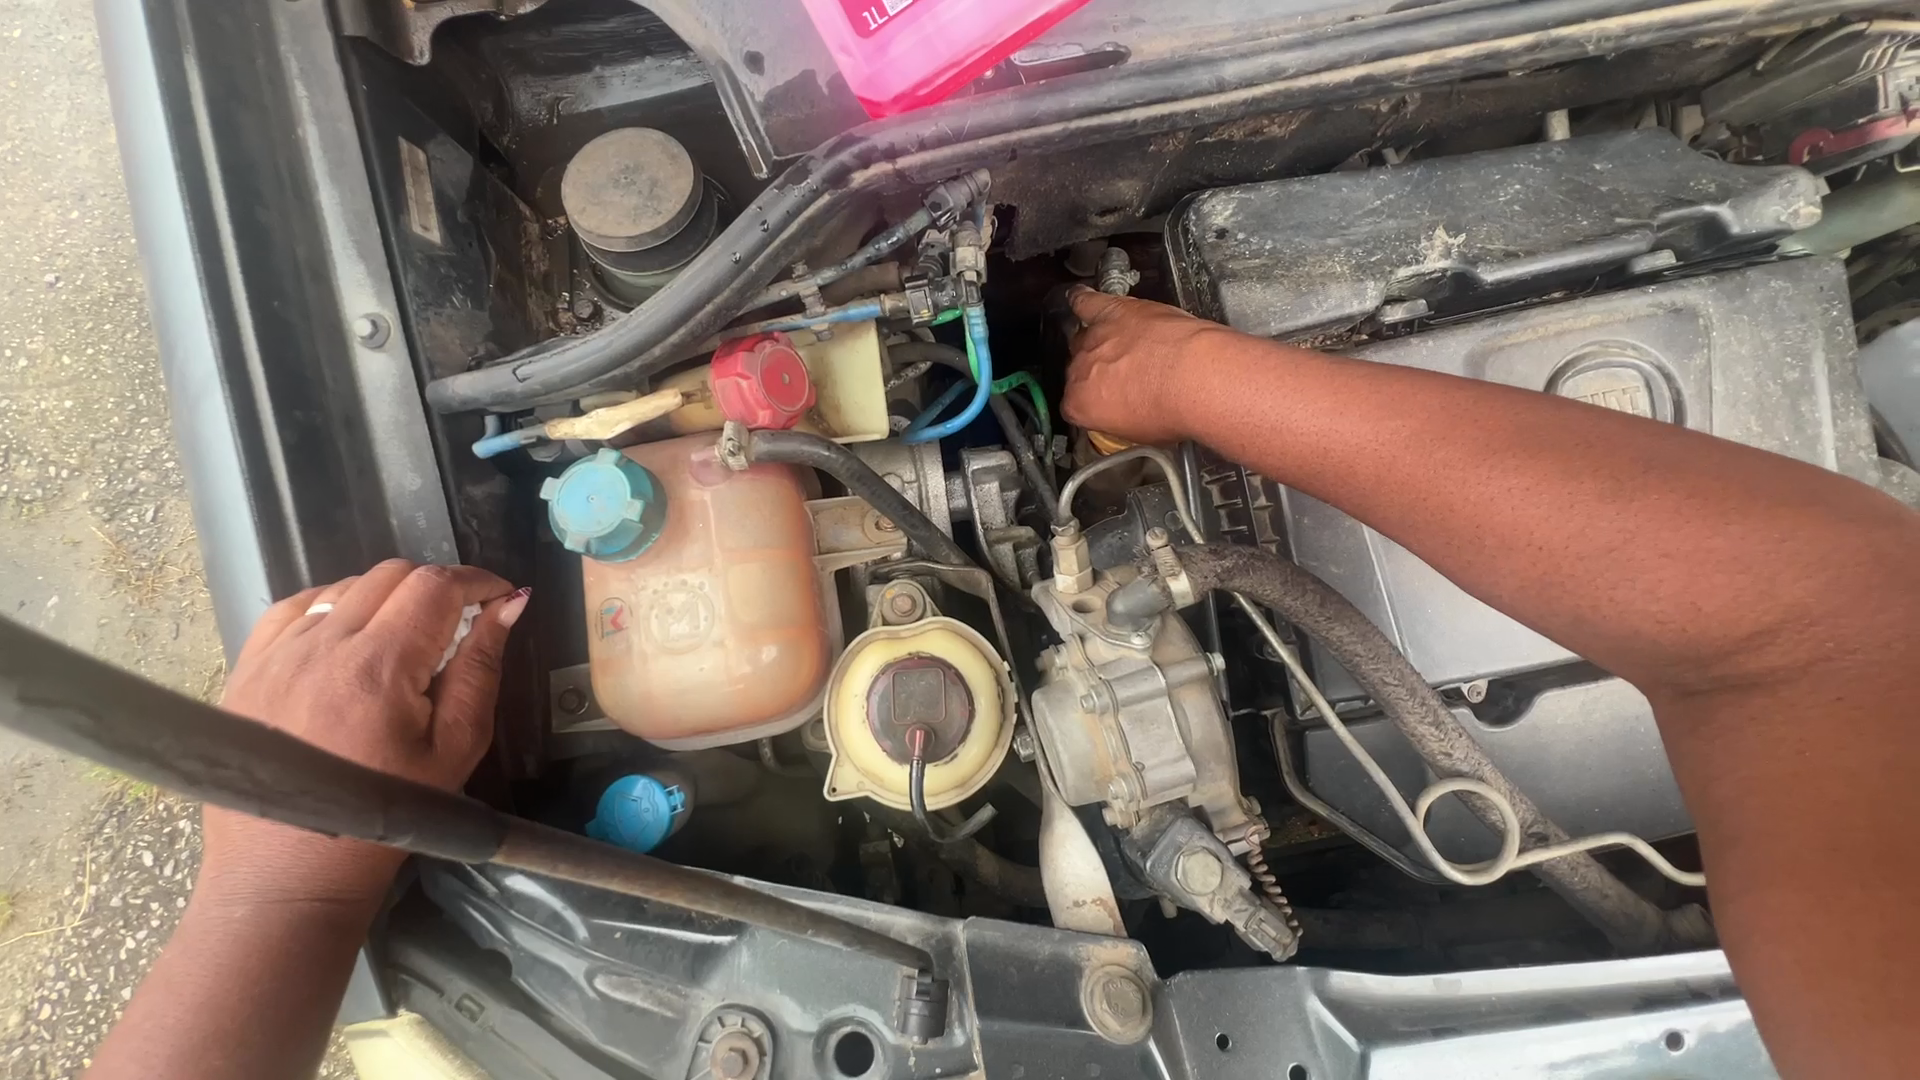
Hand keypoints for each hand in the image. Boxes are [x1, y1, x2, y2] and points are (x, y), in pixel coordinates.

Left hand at [200, 560, 526, 910]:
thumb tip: (511, 605)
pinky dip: (338, 604)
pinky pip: (296, 607)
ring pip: (346, 585)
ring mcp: (274, 656)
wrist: (290, 870)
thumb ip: (483, 664)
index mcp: (379, 667)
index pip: (435, 586)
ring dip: (392, 594)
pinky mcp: (247, 670)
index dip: (478, 580)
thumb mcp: (460, 741)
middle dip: (440, 585)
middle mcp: (320, 648)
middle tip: (465, 618)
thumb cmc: (395, 808)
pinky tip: (356, 632)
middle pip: (391, 574)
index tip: (502, 597)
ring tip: (412, 632)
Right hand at [1063, 287, 1234, 444]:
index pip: (1073, 404)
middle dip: (1097, 373)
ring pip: (1084, 337)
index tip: (1107, 404)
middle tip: (1124, 378)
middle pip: (1077, 368)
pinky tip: (1079, 298)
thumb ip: (1121, 420)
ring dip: (1099, 343)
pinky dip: (1082, 299)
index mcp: (1080, 404)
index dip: (1091, 403)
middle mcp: (1079, 369)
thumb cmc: (1170, 408)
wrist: (1193, 379)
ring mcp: (1096, 338)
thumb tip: (1129, 416)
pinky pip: (1087, 302)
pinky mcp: (1114, 312)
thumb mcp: (1140, 434)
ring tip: (1118, 349)